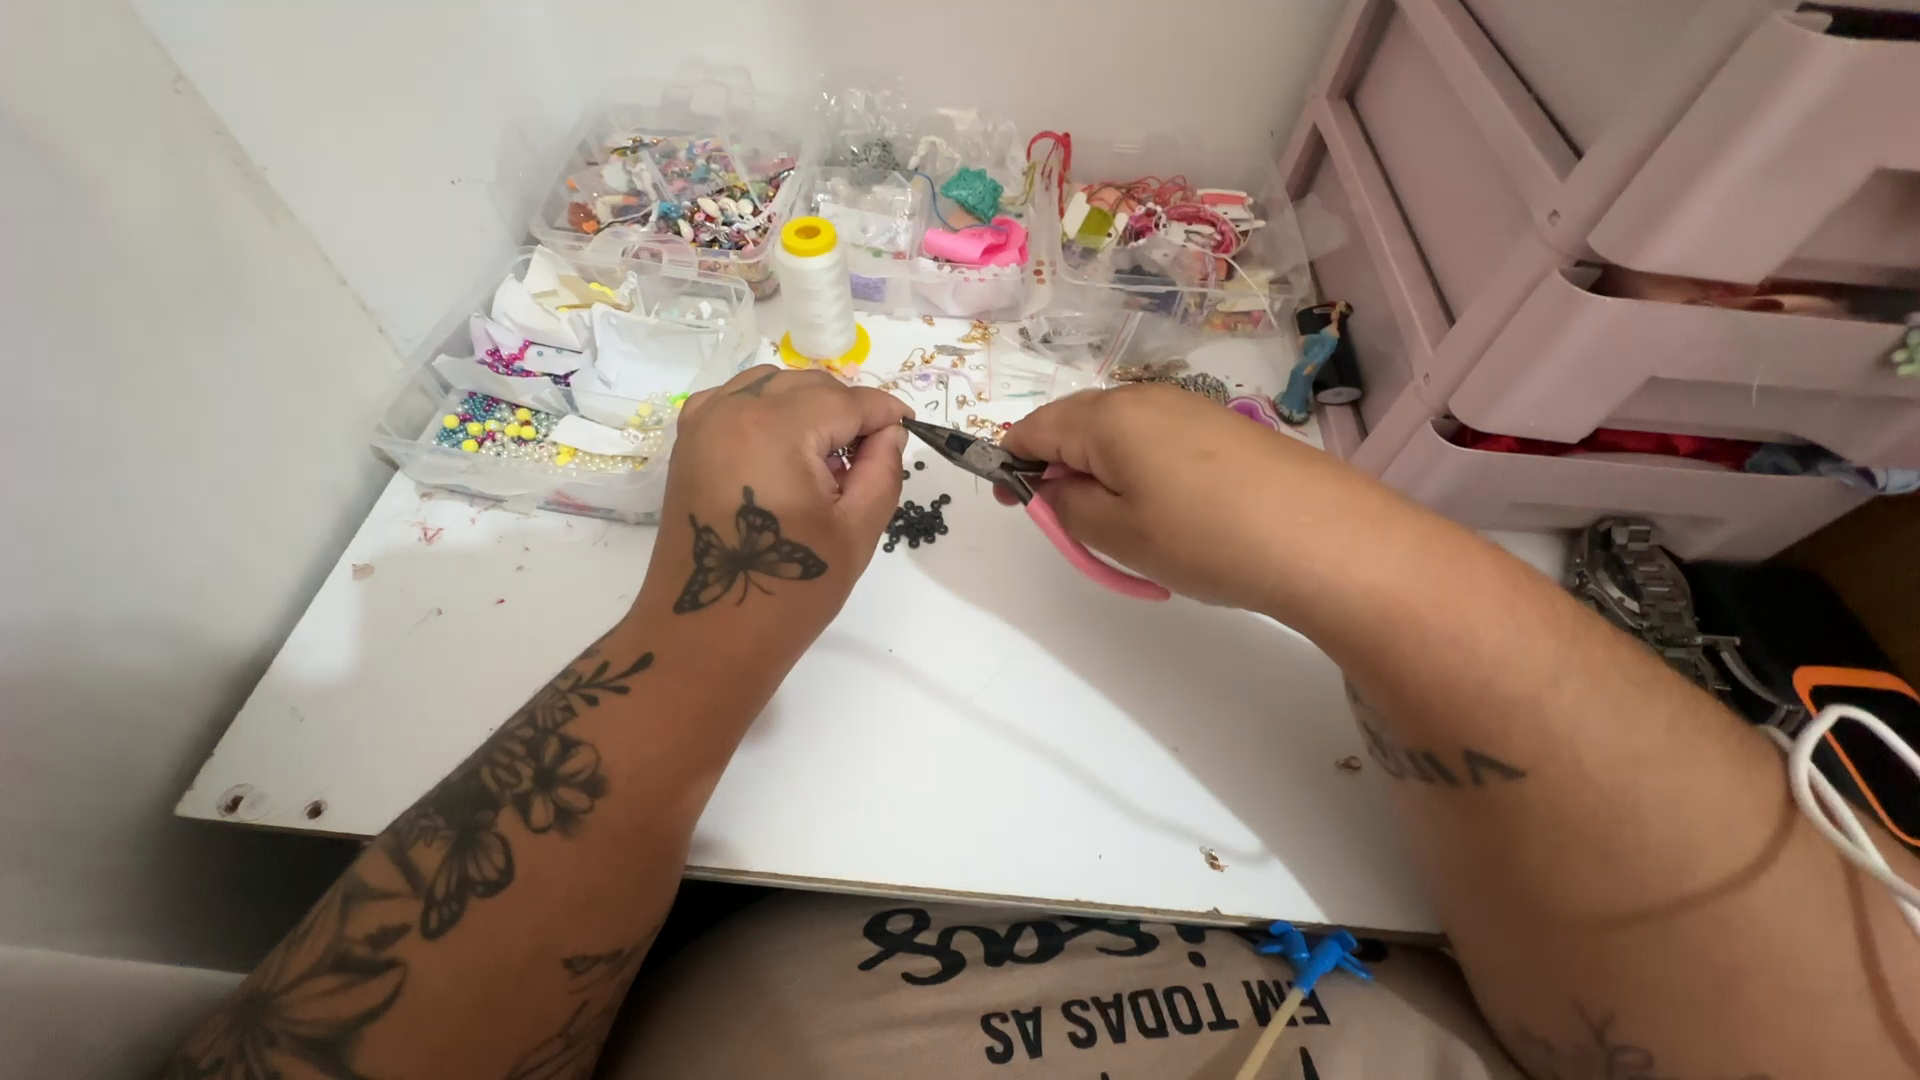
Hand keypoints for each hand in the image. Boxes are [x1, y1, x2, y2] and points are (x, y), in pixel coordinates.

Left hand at [633, 365, 909, 657]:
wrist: (706, 635)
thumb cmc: (789, 593)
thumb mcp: (855, 532)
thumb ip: (882, 471)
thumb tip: (890, 434)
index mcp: (777, 429)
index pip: (847, 400)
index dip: (885, 411)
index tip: (910, 426)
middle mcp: (734, 410)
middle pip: (810, 384)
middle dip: (848, 409)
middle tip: (873, 453)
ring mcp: (704, 424)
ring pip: (772, 384)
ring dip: (809, 405)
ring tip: (829, 456)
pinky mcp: (689, 444)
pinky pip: (736, 400)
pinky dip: (768, 409)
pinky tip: (786, 450)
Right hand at [1001, 383, 1371, 610]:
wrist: (1326, 540)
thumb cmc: (1204, 538)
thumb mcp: (1115, 533)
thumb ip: (1065, 505)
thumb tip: (1053, 484)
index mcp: (1108, 417)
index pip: (1036, 427)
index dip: (1013, 462)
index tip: (1013, 502)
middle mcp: (1146, 398)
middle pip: (1078, 425)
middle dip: (1060, 469)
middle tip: (1070, 524)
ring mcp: (1191, 409)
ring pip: (1121, 437)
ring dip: (1104, 477)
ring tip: (1123, 529)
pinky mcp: (1225, 430)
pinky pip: (1159, 445)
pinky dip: (1142, 476)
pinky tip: (1168, 518)